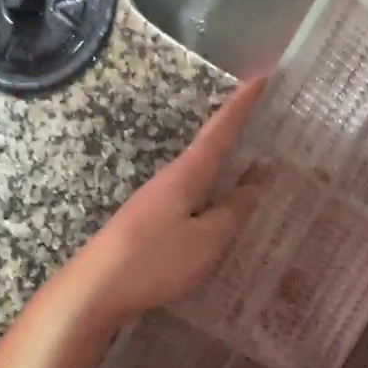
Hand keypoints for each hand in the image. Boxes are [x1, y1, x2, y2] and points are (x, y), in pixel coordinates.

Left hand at [63, 77, 265, 322]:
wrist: (95, 290)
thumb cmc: (155, 260)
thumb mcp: (207, 240)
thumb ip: (234, 211)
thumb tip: (256, 183)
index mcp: (188, 174)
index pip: (221, 129)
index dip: (243, 104)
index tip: (263, 77)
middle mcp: (172, 179)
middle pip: (211, 149)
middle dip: (240, 134)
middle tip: (272, 123)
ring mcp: (158, 202)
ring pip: (202, 177)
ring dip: (229, 169)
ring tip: (259, 169)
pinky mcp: (151, 224)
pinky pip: (193, 201)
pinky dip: (215, 197)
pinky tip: (225, 212)